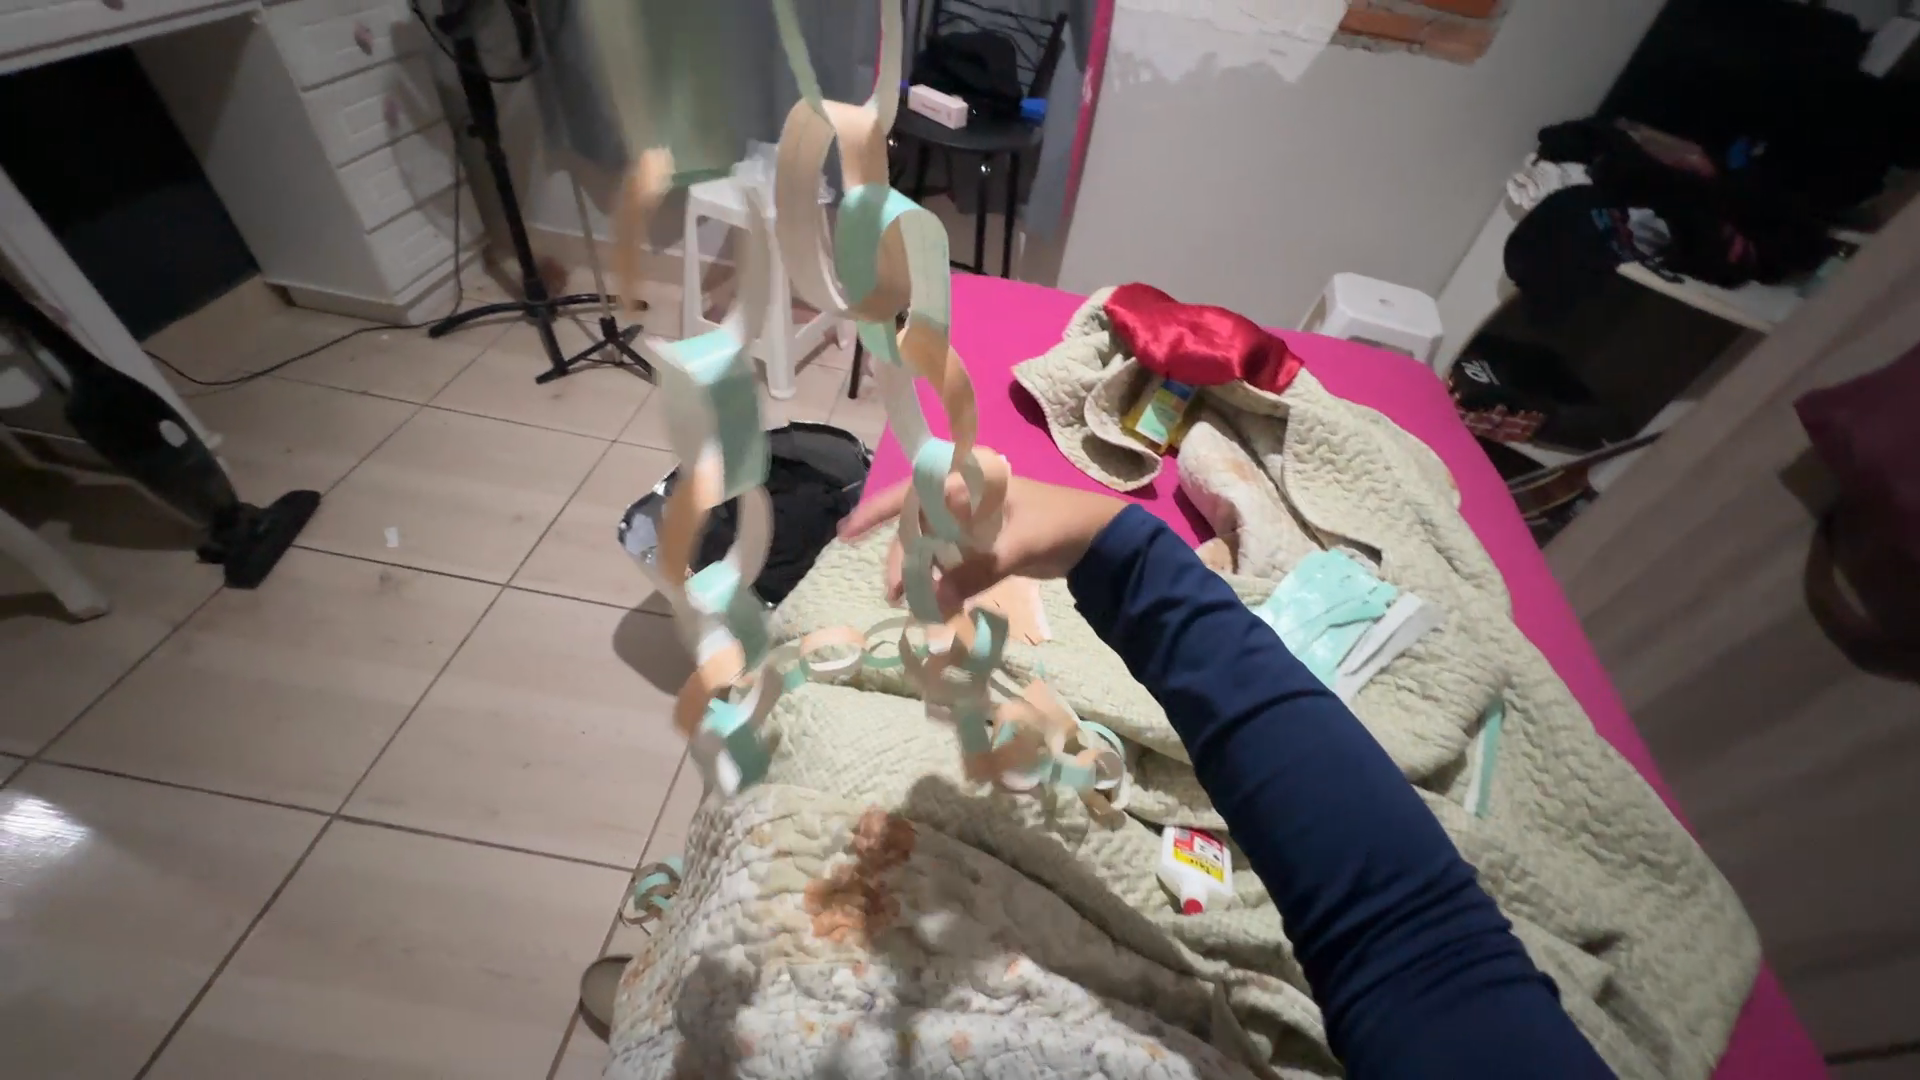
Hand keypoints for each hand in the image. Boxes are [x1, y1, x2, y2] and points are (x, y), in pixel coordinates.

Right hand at [838, 474, 1126, 614]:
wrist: (1098, 540)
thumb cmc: (1060, 525)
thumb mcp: (1019, 545)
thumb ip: (978, 570)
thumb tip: (936, 602)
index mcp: (970, 482)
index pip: (913, 493)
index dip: (876, 511)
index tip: (846, 535)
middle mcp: (965, 497)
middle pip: (917, 525)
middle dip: (901, 557)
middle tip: (893, 593)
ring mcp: (973, 522)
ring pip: (931, 545)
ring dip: (919, 572)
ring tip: (911, 602)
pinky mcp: (983, 544)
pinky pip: (950, 559)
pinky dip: (941, 579)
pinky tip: (936, 600)